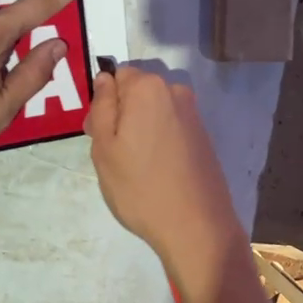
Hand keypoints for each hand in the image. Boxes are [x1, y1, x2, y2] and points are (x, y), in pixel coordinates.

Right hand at [85, 67, 245, 275]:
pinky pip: (171, 128)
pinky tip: (156, 171)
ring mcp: (193, 115)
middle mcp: (176, 92)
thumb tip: (105, 79)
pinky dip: (159, 142)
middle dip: (122, 115)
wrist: (196, 226)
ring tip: (135, 168)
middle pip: (137, 92)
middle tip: (114, 156)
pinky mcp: (204, 137)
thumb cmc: (140, 187)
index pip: (116, 76)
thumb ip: (102, 106)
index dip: (103, 103)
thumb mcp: (104, 147)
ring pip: (154, 112)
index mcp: (149, 88)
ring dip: (140, 130)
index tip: (99, 134)